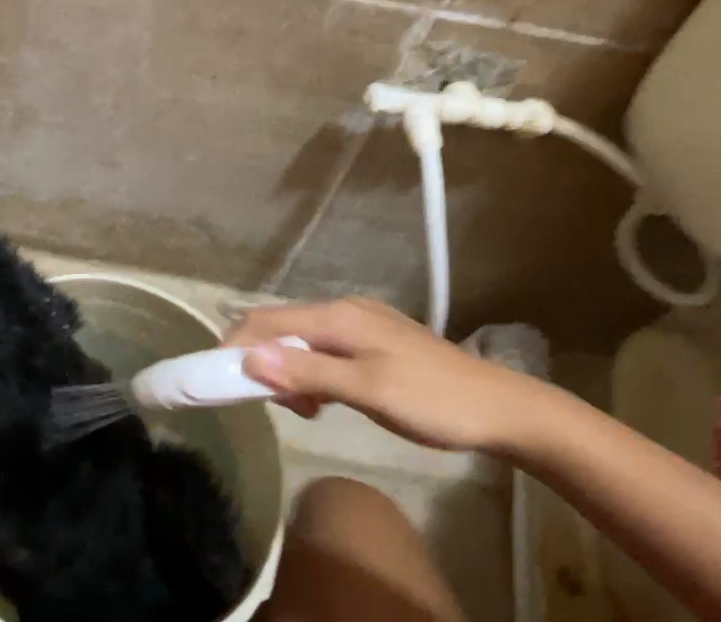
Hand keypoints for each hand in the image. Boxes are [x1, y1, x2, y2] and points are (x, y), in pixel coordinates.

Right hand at [225, 298, 552, 453]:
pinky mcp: (373, 340)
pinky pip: (323, 350)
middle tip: (272, 406)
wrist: (503, 409)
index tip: (217, 381)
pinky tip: (326, 400)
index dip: (235, 345)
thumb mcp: (368, 391)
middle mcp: (343, 310)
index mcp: (338, 317)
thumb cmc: (433, 401)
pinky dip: (311, 373)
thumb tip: (248, 358)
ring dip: (288, 371)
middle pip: (280, 327)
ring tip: (305, 410)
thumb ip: (308, 373)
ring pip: (301, 340)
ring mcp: (360, 323)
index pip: (266, 320)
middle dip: (262, 362)